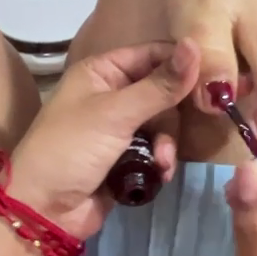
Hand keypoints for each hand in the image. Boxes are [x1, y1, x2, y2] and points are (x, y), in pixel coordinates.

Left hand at [8, 38, 200, 238]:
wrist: (44, 210)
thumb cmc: (71, 149)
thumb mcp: (116, 113)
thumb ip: (159, 85)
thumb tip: (196, 45)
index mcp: (100, 71)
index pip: (152, 55)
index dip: (181, 64)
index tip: (213, 79)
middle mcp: (110, 94)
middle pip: (162, 92)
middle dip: (173, 115)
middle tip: (188, 126)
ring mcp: (118, 128)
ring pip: (162, 125)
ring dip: (166, 144)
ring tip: (162, 163)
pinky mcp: (124, 158)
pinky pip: (155, 150)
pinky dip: (160, 161)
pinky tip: (159, 175)